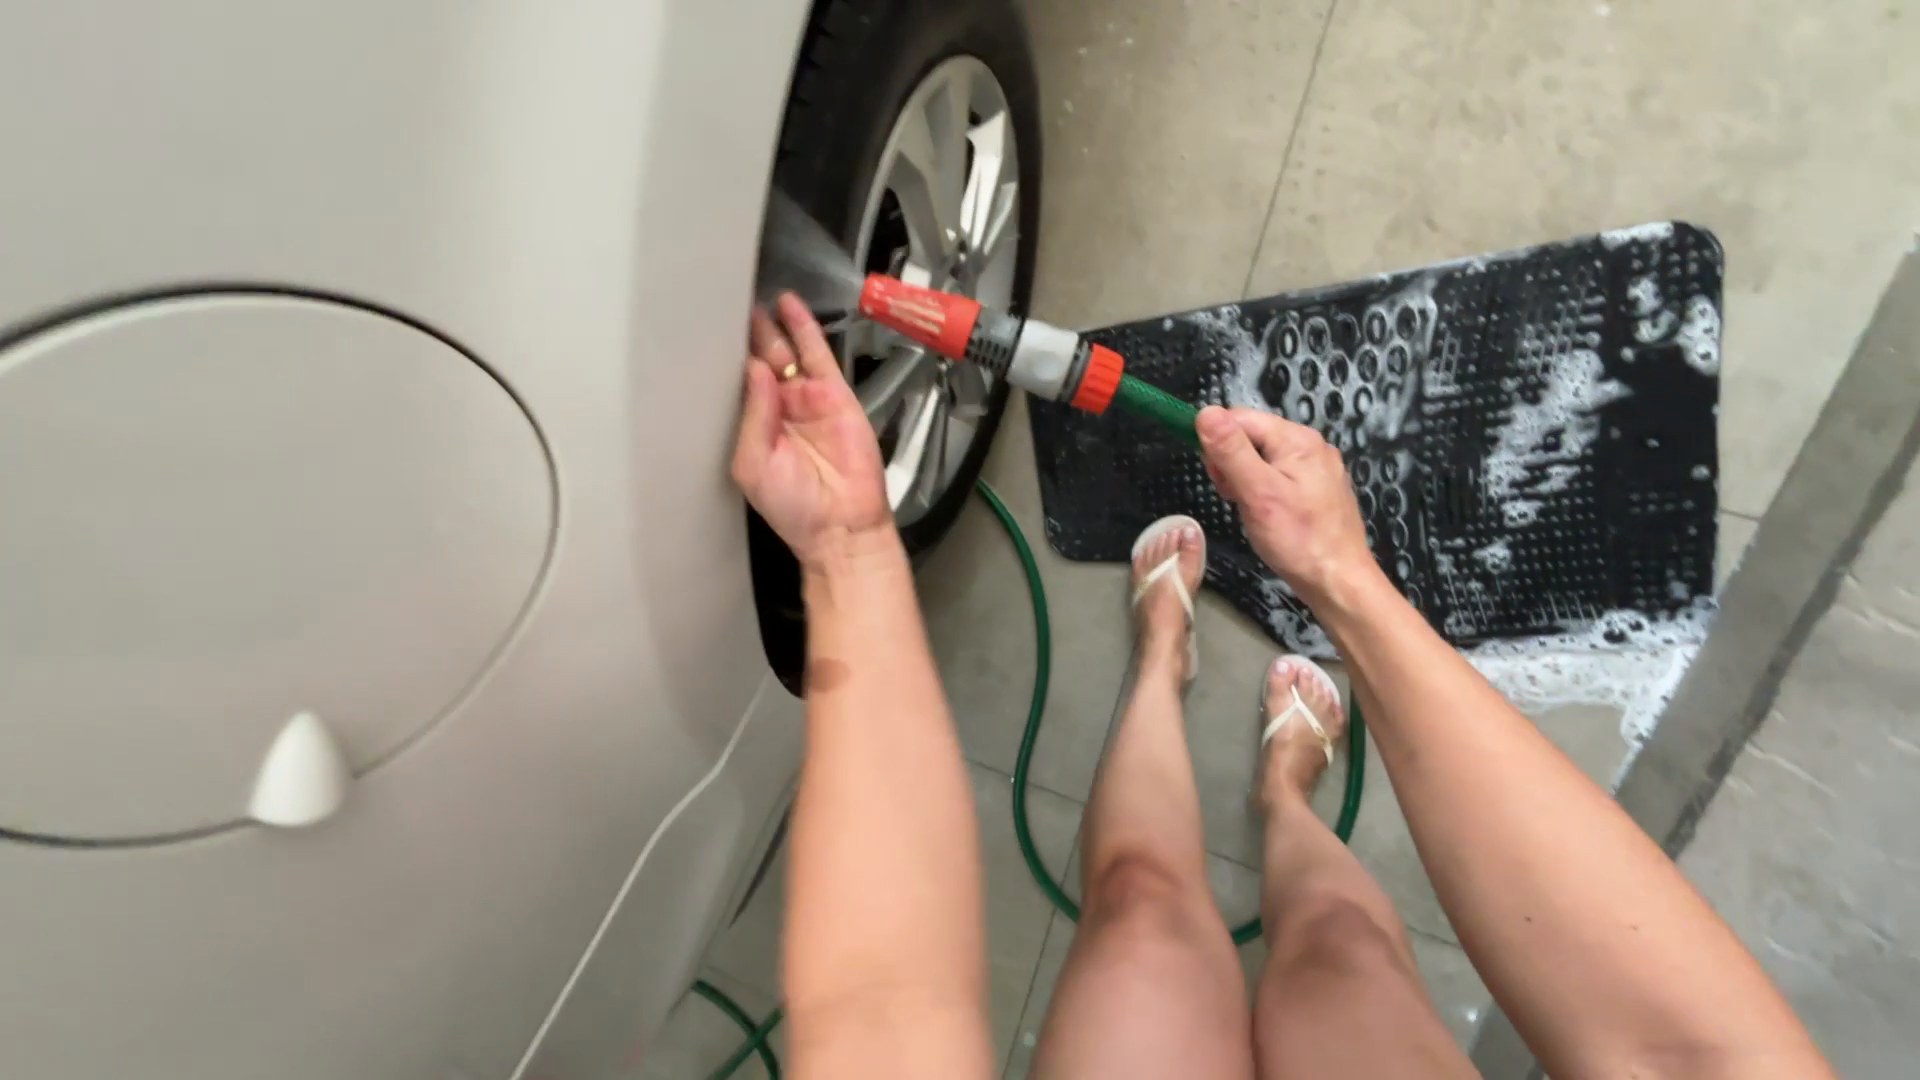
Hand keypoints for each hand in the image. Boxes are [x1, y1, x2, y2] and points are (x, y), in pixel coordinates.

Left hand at [731, 294, 892, 569]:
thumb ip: (753, 415)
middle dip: (743, 332)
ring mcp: (806, 399)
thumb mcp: (754, 464)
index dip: (722, 357)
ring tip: (751, 293)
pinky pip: (817, 354)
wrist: (842, 524)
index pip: (734, 383)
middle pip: (757, 359)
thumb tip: (755, 367)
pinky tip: (789, 304)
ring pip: (784, 351)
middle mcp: (778, 409)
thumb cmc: (792, 506)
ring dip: (770, 324)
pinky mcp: (835, 394)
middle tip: (723, 297)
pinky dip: (804, 328)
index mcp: (753, 427)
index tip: (702, 327)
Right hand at [1196, 405, 1378, 604]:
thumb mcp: (1258, 492)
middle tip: (1235, 497)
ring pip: (1258, 457)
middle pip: (1249, 436)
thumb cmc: (1298, 539)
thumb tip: (1205, 411)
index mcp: (1296, 439)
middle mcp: (1308, 445)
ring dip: (1242, 480)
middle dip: (1230, 464)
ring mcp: (1313, 467)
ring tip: (1250, 509)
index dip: (1217, 443)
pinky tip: (1263, 513)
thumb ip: (1231, 451)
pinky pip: (1273, 475)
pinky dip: (1258, 491)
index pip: (1239, 418)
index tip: (1217, 478)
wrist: (1337, 581)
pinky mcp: (1313, 488)